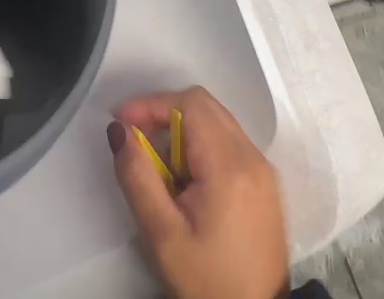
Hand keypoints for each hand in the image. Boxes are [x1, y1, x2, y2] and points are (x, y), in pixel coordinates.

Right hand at [109, 86, 289, 298]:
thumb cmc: (207, 280)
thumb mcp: (161, 233)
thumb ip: (137, 175)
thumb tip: (119, 130)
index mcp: (229, 166)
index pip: (190, 103)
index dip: (151, 103)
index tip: (121, 122)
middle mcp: (253, 158)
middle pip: (205, 105)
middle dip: (164, 111)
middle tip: (135, 137)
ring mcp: (263, 171)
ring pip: (217, 121)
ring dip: (182, 128)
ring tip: (157, 162)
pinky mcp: (265, 184)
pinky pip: (229, 141)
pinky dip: (200, 143)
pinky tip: (184, 176)